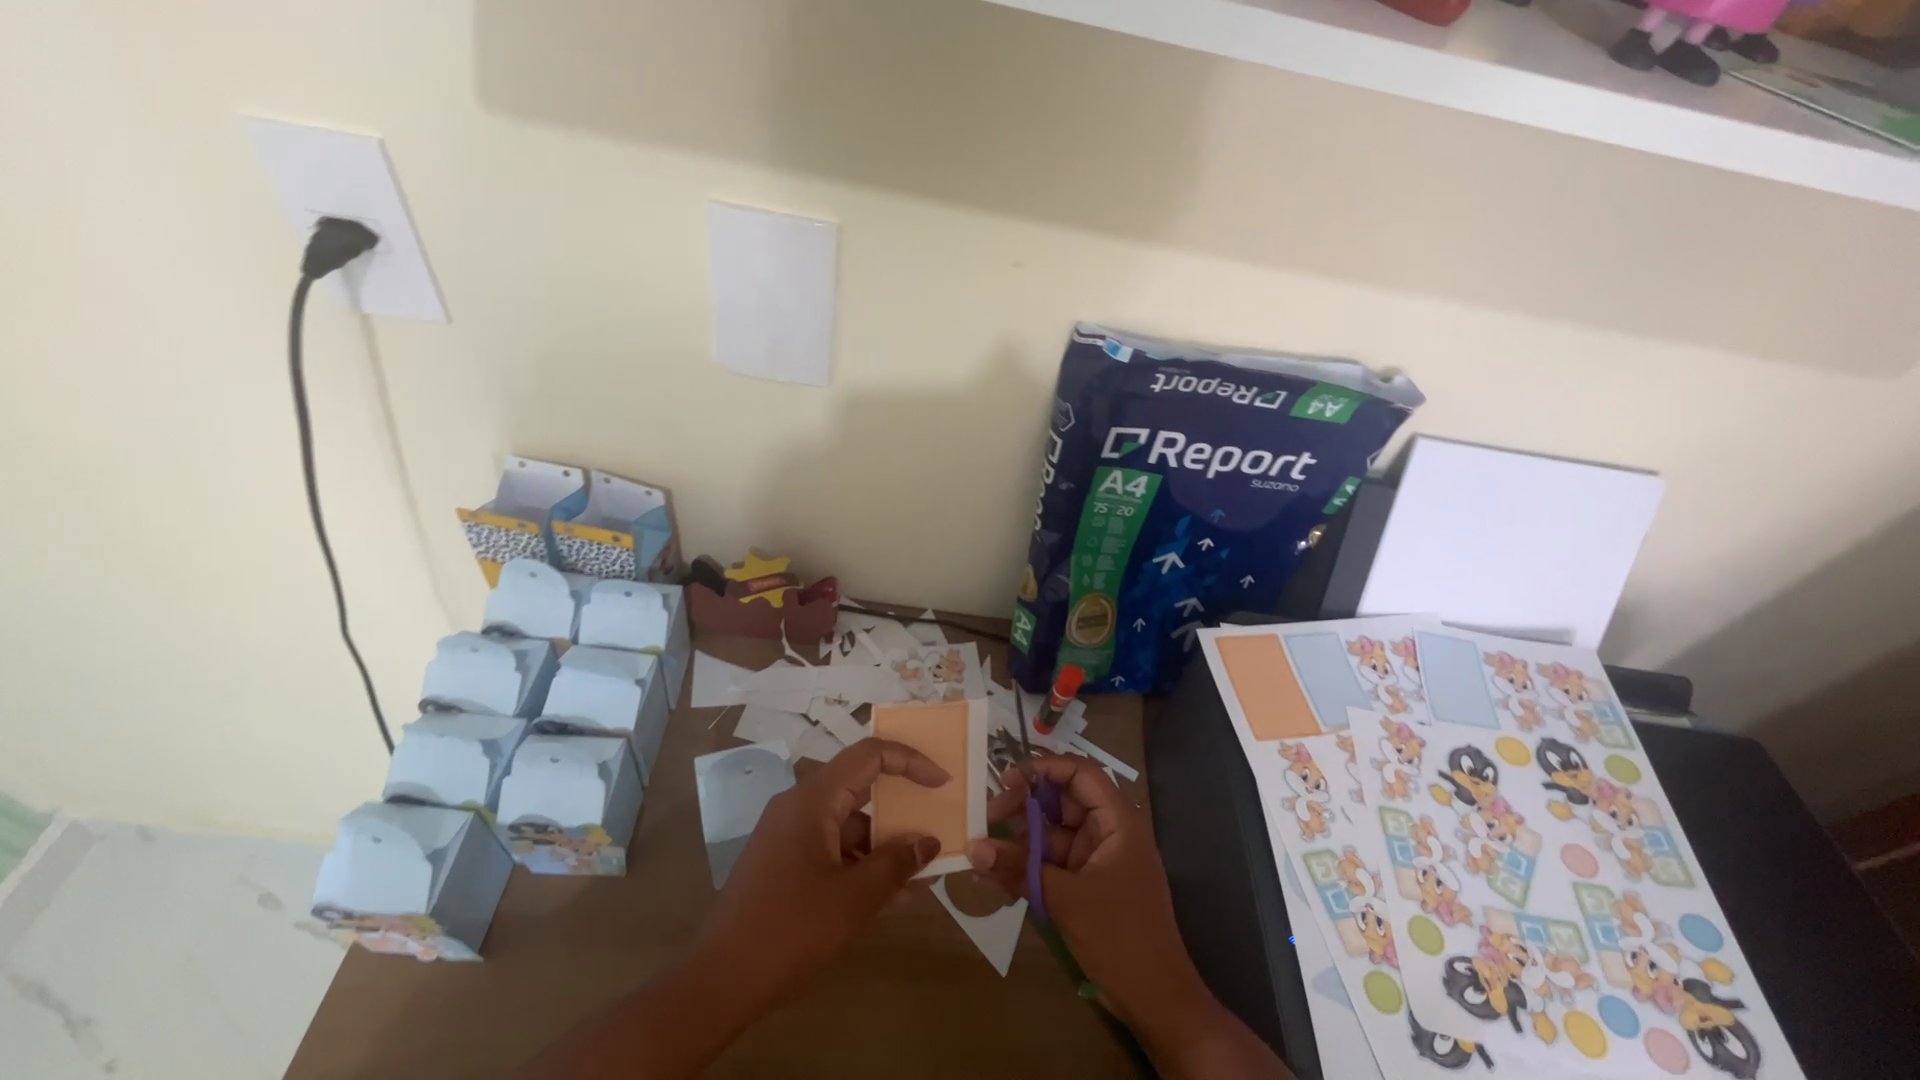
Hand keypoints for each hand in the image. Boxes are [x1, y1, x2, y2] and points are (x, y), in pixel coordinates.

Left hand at [696, 737, 947, 1010]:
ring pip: (848, 823)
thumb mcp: (855, 897)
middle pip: (859, 787)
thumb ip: (896, 864)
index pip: (869, 756)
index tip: (942, 783)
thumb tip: (927, 843)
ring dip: (884, 844)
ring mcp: (787, 836)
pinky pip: (832, 848)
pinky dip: (861, 863)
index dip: (910, 761)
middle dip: (901, 807)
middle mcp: (797, 807)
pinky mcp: (783, 864)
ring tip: (920, 874)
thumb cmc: (791, 929)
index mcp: (812, 800)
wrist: (721, 979)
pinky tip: (889, 895)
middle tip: (936, 825)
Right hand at [969, 755, 1204, 1028]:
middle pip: (1063, 801)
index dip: (1044, 769)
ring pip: (1054, 833)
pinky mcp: (1089, 884)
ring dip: (1021, 839)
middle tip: (987, 817)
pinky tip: (997, 873)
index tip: (1005, 779)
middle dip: (1024, 805)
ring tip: (983, 850)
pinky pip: (1054, 862)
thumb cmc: (1120, 937)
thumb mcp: (1065, 898)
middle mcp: (1110, 831)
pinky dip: (1029, 865)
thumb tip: (973, 849)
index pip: (1080, 773)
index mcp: (1118, 821)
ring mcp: (1100, 858)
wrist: (1156, 997)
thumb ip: (1018, 869)